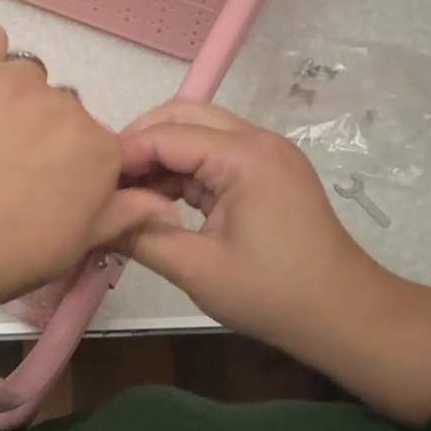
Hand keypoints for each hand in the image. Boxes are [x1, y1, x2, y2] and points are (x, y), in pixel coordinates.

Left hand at [0, 24, 170, 303]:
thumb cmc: (9, 254)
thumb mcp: (76, 246)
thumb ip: (123, 215)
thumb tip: (165, 204)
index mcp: (101, 151)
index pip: (96, 147)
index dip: (68, 169)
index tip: (39, 190)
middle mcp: (68, 108)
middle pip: (60, 112)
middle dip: (39, 137)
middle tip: (1, 173)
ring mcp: (18, 83)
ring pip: (25, 79)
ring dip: (11, 100)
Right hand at [120, 101, 430, 425]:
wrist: (343, 315)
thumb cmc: (272, 294)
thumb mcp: (196, 269)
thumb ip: (139, 237)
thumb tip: (94, 222)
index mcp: (245, 157)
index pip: (165, 135)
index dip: (122, 156)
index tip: (88, 186)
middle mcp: (257, 141)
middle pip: (182, 116)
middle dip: (138, 144)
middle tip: (105, 183)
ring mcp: (264, 155)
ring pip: (196, 133)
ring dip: (158, 158)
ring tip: (124, 197)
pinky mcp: (265, 174)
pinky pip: (211, 157)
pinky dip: (180, 173)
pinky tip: (156, 203)